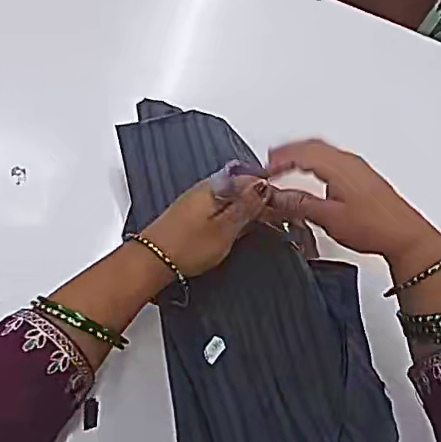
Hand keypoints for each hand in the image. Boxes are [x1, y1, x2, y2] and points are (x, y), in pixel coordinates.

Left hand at [136, 174, 269, 277]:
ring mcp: (200, 200)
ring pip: (236, 199)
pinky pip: (224, 209)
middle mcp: (208, 188)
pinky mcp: (195, 214)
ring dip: (253, 210)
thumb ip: (247, 207)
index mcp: (218, 186)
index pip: (255, 180)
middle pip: (246, 188)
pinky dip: (238, 218)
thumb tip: (265, 187)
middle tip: (281, 218)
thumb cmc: (184, 246)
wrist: (152, 261)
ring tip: (267, 226)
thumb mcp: (226, 229)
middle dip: (265, 201)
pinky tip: (243, 229)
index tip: (288, 206)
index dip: (274, 193)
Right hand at [263, 140, 440, 275]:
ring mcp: (357, 167)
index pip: (300, 153)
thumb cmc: (376, 227)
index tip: (263, 170)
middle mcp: (348, 162)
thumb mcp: (329, 218)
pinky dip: (314, 160)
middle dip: (286, 151)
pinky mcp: (362, 176)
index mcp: (338, 166)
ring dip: (300, 154)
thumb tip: (275, 195)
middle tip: (268, 163)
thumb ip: (299, 204)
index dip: (278, 160)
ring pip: (321, 150)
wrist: (405, 237)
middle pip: (310, 145)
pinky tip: (310, 172)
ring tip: (284, 165)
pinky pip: (331, 157)